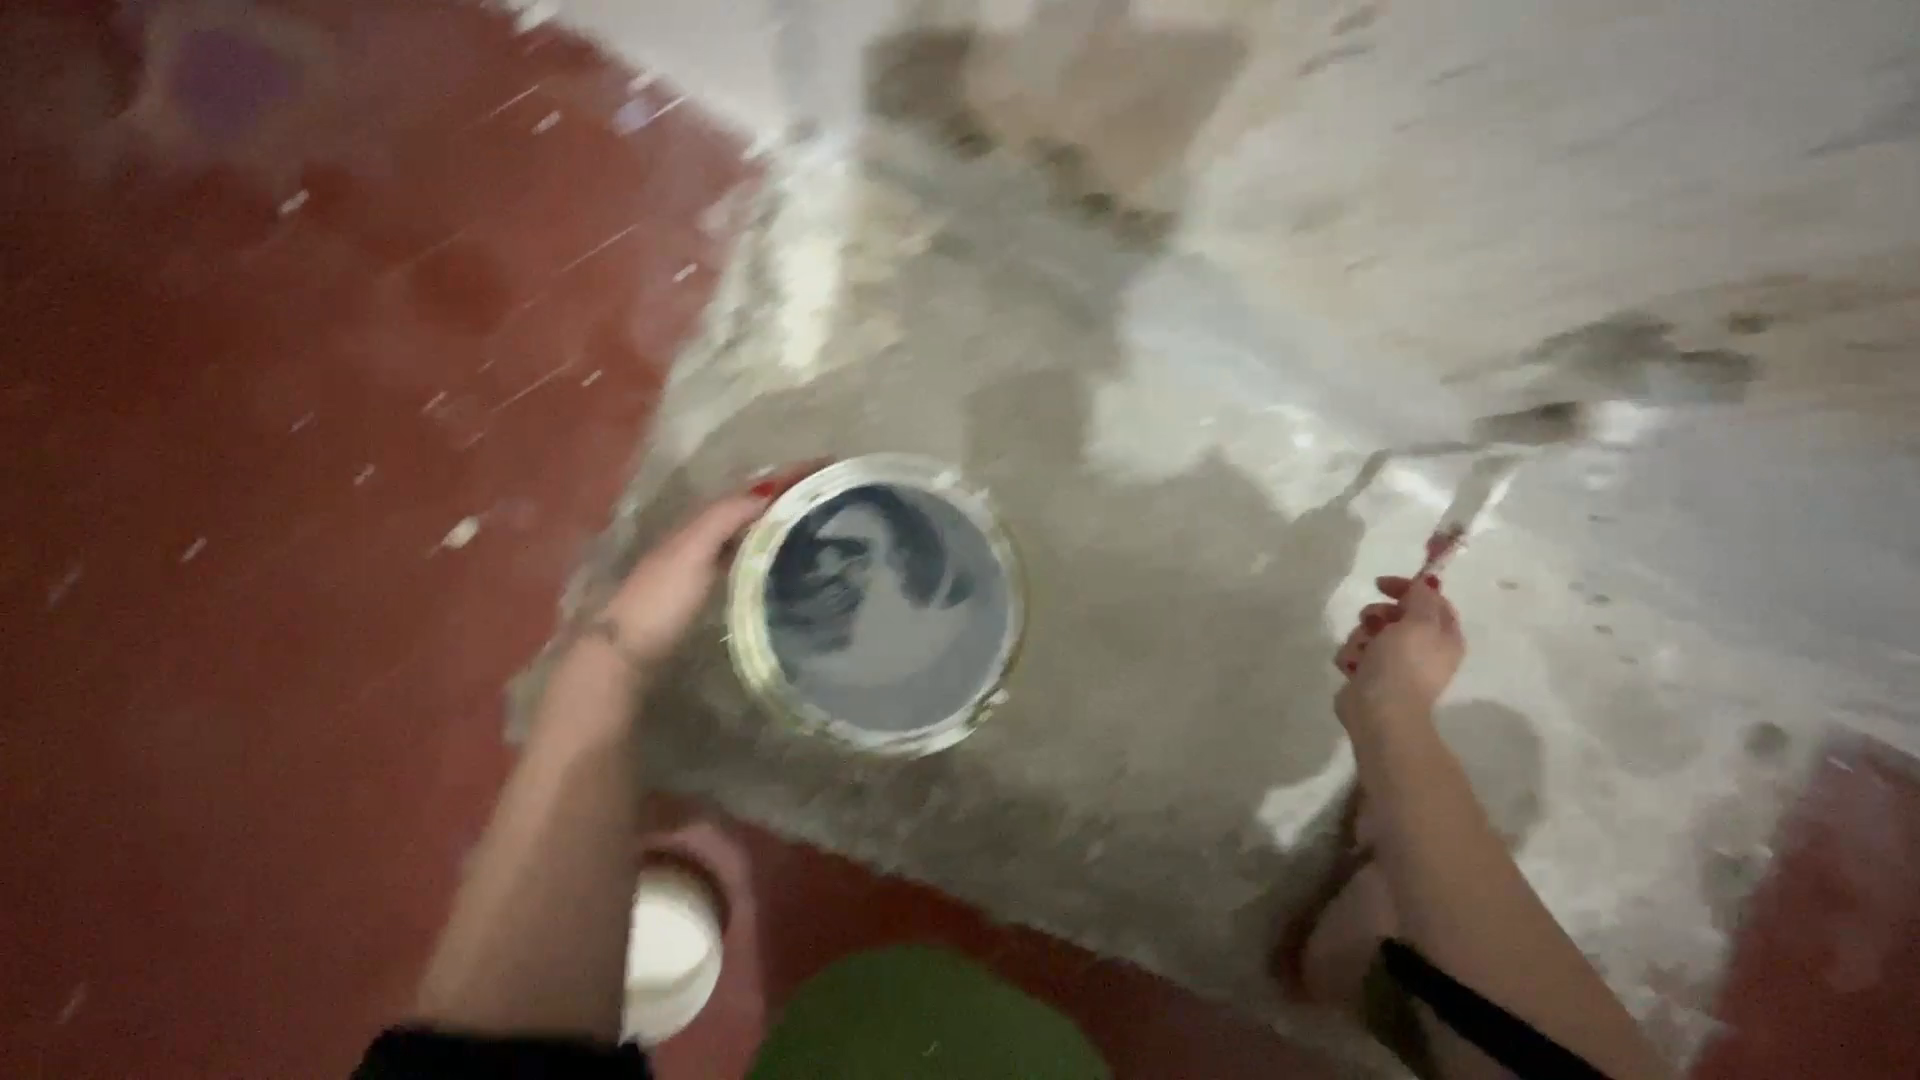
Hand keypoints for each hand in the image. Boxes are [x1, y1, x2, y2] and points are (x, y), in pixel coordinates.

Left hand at [586, 462, 824, 675]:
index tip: (828, 465)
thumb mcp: (693, 550)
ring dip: (783, 517)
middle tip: (833, 490)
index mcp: (702, 519)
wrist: (625, 649)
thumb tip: (770, 489)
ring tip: (822, 517)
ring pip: (752, 528)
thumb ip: (725, 516)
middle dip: (791, 492)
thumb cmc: (661, 599)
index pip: (753, 488)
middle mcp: (704, 533)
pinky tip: (788, 554)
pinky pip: (749, 553)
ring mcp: (706, 560)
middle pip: (753, 504)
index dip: (788, 476)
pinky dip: (771, 544)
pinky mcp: (710, 587)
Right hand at [1333, 574, 1463, 726]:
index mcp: (1444, 637)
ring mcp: (1395, 664)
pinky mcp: (1371, 677)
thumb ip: (1422, 597)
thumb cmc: (1403, 664)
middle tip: (1370, 621)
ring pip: (1370, 633)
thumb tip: (1428, 581)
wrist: (1379, 711)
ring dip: (1360, 638)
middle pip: (1396, 616)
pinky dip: (1352, 658)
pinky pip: (1356, 654)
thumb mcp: (1419, 622)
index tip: (1379, 584)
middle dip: (1378, 616)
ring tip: (1362, 653)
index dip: (1407, 587)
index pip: (1430, 600)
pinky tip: (1354, 668)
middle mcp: (1423, 649)